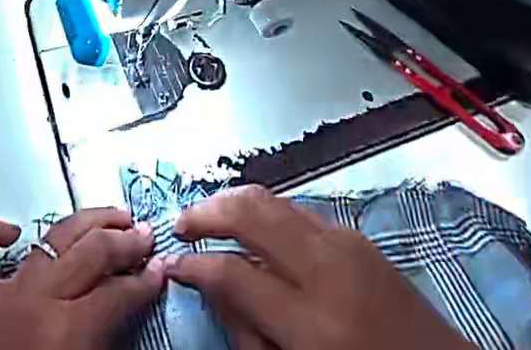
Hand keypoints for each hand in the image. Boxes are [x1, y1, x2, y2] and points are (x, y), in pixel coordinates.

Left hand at [0, 208, 164, 349]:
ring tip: (109, 217)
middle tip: (144, 235)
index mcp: (67, 332)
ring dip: (83, 224)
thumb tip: (129, 314)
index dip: (145, 282)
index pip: (117, 294)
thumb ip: (111, 345)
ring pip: (49, 239)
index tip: (160, 270)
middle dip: (124, 242)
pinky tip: (13, 230)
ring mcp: (5, 294)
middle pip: (90, 253)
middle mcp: (36, 301)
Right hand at [166, 185, 473, 349]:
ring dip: (231, 202)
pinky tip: (254, 228)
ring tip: (209, 218)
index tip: (173, 266)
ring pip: (270, 199)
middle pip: (248, 213)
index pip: (232, 274)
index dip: (193, 266)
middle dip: (206, 212)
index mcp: (315, 324)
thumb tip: (211, 287)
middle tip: (182, 225)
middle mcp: (328, 270)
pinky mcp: (357, 235)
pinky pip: (296, 209)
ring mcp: (346, 244)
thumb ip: (252, 333)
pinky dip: (265, 210)